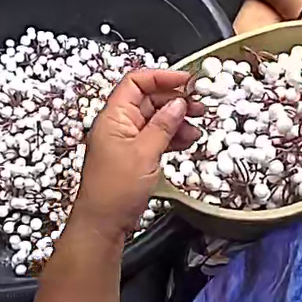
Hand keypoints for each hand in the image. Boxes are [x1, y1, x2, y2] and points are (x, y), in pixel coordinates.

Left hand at [72, 70, 201, 239]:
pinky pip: (155, 137)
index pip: (136, 82)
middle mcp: (118, 125)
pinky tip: (187, 140)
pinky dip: (172, 137)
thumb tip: (178, 103)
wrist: (103, 224)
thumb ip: (163, 125)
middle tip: (198, 106)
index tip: (186, 81)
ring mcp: (126, 141)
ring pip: (155, 119)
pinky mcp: (134, 156)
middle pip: (149, 99)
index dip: (162, 77)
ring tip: (196, 127)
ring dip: (177, 120)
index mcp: (113, 117)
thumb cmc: (112, 192)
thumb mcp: (144, 153)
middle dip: (175, 100)